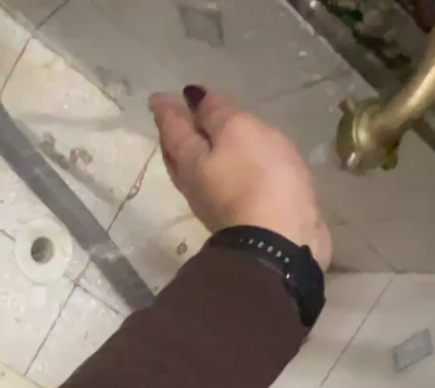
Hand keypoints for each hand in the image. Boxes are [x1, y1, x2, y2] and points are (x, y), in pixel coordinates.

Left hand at [149, 86, 330, 268]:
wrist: (278, 243)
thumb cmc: (257, 179)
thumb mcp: (238, 132)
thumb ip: (216, 114)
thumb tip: (191, 97)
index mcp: (191, 162)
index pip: (174, 131)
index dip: (167, 112)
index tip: (157, 98)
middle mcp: (195, 186)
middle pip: (178, 156)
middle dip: (174, 135)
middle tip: (170, 118)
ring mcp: (215, 205)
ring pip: (195, 173)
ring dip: (192, 155)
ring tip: (195, 138)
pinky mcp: (238, 219)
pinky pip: (219, 186)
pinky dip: (216, 171)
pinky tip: (226, 167)